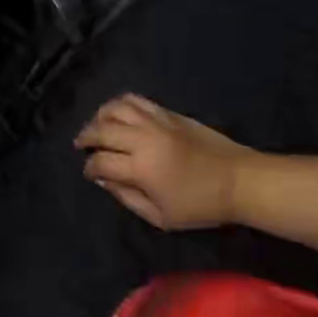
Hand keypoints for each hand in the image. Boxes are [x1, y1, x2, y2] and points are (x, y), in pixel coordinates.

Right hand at [74, 94, 258, 229]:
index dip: (89, 167)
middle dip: (87, 137)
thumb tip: (104, 179)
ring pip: (117, 107)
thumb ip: (127, 197)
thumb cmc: (199, 206)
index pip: (102, 161)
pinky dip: (121, 103)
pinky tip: (117, 113)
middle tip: (81, 145)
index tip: (88, 172)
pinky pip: (137, 99)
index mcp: (141, 168)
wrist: (236, 179)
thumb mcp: (160, 217)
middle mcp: (144, 138)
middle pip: (103, 129)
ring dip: (101, 115)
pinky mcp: (168, 112)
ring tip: (97, 126)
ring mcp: (156, 120)